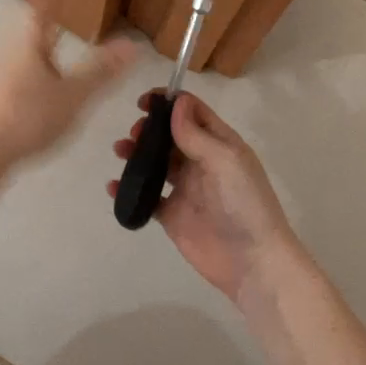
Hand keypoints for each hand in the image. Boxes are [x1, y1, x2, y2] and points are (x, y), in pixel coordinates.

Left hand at [0, 7, 136, 164]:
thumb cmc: (26, 117)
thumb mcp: (72, 96)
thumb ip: (101, 72)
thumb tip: (132, 43)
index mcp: (31, 51)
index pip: (41, 16)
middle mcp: (12, 62)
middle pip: (30, 40)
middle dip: (42, 28)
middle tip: (48, 12)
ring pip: (23, 66)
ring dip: (37, 59)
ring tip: (49, 57)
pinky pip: (18, 89)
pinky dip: (31, 86)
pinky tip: (37, 103)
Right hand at [107, 90, 297, 301]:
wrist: (252, 262)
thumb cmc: (243, 203)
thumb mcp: (224, 160)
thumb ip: (196, 134)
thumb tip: (177, 103)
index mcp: (219, 143)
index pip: (192, 113)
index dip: (169, 102)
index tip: (144, 101)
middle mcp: (201, 162)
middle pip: (170, 136)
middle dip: (149, 128)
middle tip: (134, 134)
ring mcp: (186, 189)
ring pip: (156, 163)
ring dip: (137, 153)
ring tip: (120, 151)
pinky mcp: (172, 215)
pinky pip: (147, 196)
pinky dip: (129, 188)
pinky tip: (113, 186)